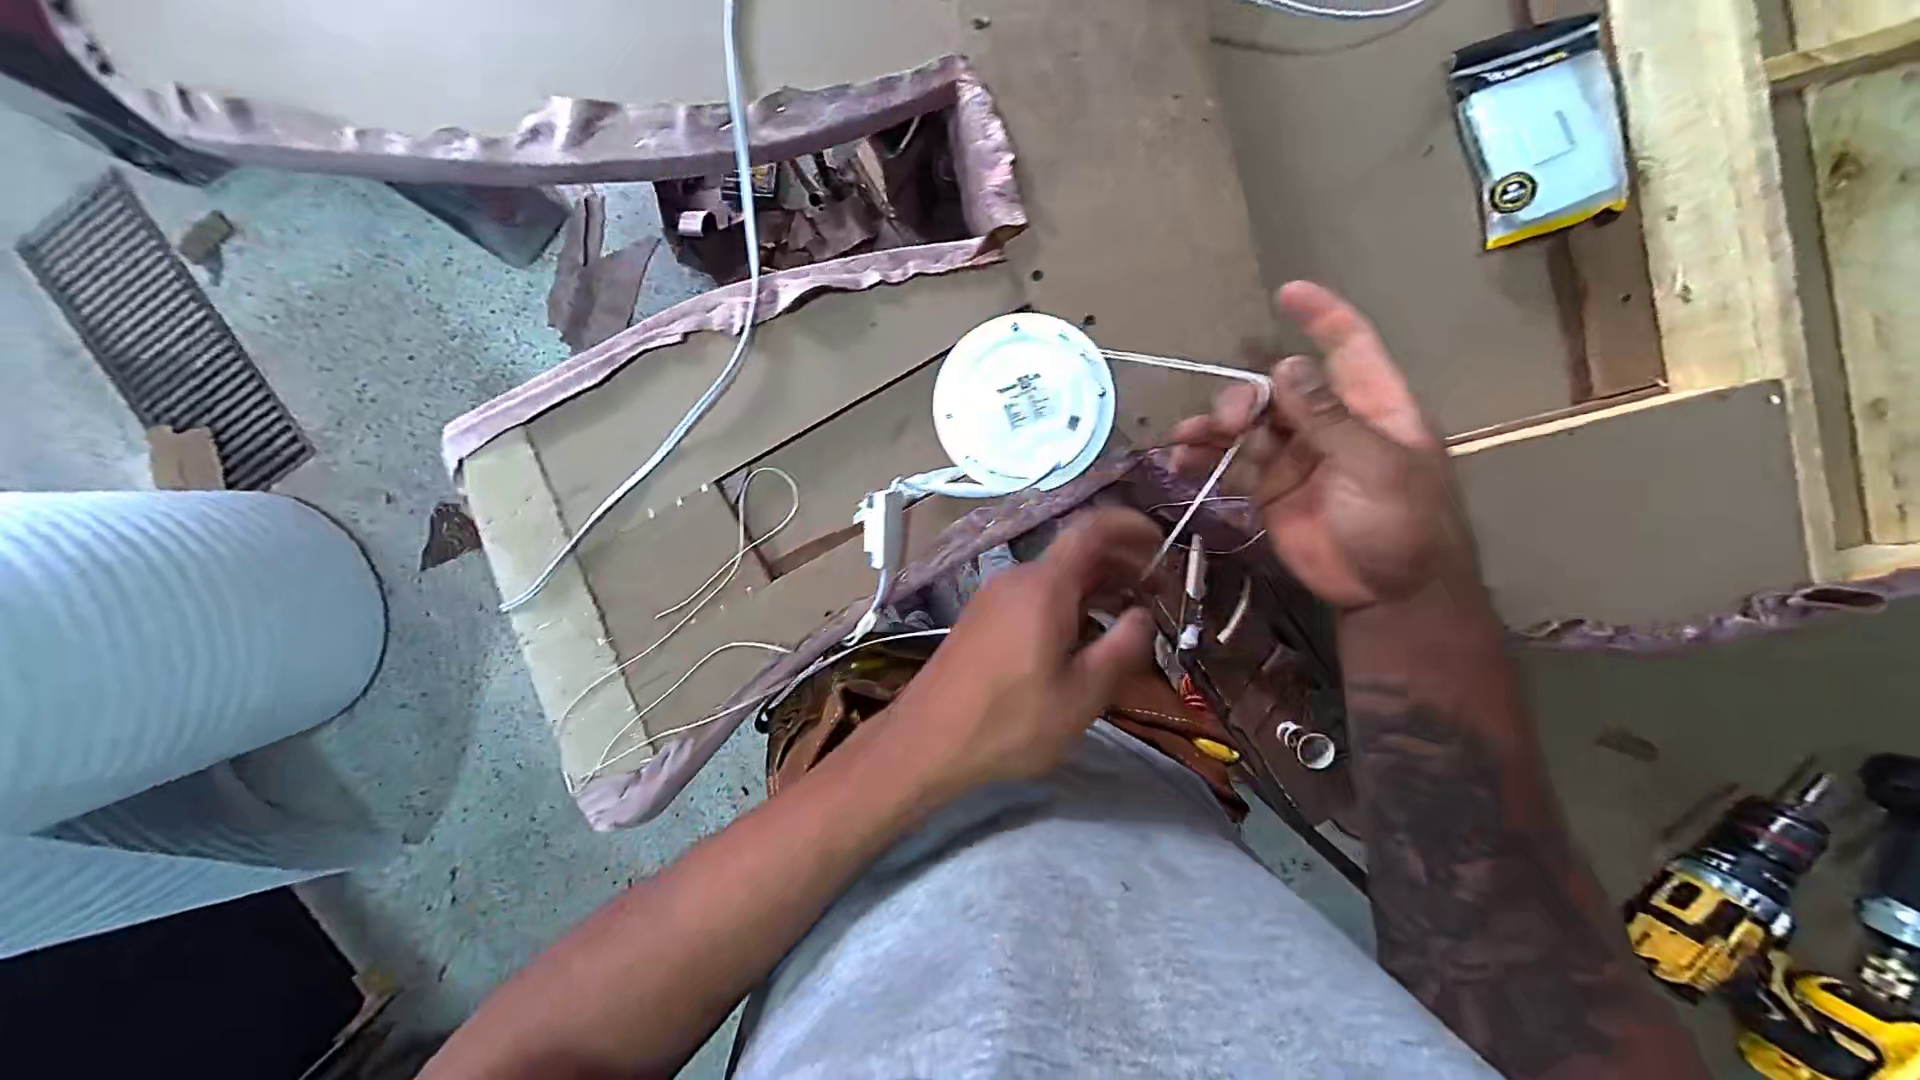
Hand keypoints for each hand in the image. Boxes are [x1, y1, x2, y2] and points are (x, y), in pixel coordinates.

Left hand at [879, 507, 1159, 798]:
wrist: (926, 741)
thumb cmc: (1009, 721)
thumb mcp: (1082, 695)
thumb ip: (1123, 647)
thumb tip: (1143, 615)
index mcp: (1043, 586)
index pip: (1092, 528)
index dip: (1131, 526)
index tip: (1162, 542)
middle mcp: (1016, 578)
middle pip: (1076, 553)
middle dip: (1121, 565)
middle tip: (1156, 592)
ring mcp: (994, 596)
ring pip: (1055, 576)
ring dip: (1095, 587)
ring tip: (1126, 617)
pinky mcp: (981, 616)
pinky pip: (1034, 594)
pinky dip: (1067, 602)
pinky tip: (1081, 635)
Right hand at [1170, 281, 1474, 609]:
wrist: (1389, 593)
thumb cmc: (1403, 524)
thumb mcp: (1374, 466)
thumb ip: (1328, 419)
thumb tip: (1286, 367)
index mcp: (1370, 408)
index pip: (1347, 348)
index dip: (1321, 317)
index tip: (1287, 293)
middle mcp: (1328, 426)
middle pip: (1278, 391)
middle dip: (1248, 395)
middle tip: (1231, 417)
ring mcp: (1295, 459)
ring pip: (1248, 428)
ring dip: (1215, 428)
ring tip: (1188, 438)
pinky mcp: (1269, 491)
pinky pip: (1231, 467)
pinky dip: (1204, 463)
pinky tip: (1181, 463)